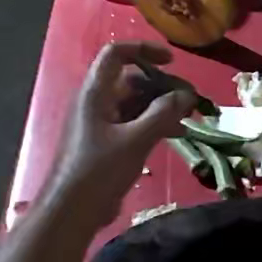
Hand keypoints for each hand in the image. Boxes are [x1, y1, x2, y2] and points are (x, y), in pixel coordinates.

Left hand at [48, 41, 197, 222]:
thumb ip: (162, 114)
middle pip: (130, 79)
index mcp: (95, 93)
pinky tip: (176, 134)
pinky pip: (133, 123)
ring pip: (135, 103)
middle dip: (161, 85)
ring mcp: (100, 123)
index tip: (172, 61)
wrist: (72, 210)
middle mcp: (96, 102)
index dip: (144, 50)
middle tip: (189, 98)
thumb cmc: (99, 170)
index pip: (116, 54)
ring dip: (161, 106)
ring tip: (188, 118)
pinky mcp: (107, 142)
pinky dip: (154, 124)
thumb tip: (186, 94)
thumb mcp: (136, 140)